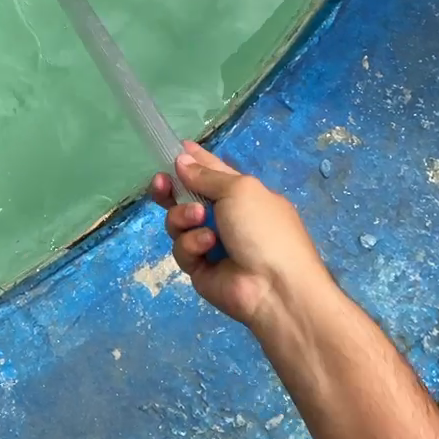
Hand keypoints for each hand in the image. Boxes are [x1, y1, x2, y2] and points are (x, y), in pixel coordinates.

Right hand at [149, 141, 334, 331]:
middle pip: (186, 197)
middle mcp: (224, 218)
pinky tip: (209, 246)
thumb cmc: (264, 230)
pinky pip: (182, 248)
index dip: (194, 160)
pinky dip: (193, 244)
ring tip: (199, 220)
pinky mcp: (199, 267)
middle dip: (170, 188)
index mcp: (241, 196)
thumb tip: (181, 161)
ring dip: (184, 216)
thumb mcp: (239, 190)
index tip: (174, 149)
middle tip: (161, 183)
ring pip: (177, 221)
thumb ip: (206, 175)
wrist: (277, 289)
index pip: (212, 172)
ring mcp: (210, 243)